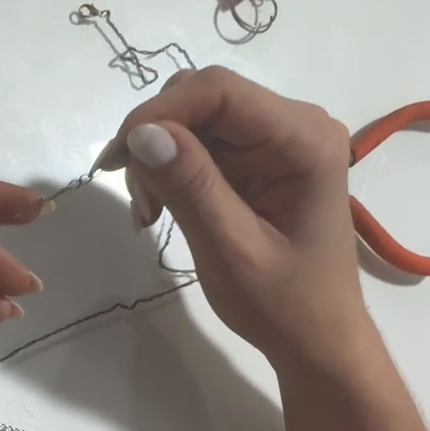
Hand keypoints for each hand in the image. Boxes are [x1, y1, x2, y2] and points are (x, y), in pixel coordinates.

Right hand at [99, 67, 378, 375]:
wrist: (314, 338)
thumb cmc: (281, 303)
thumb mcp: (230, 248)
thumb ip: (190, 187)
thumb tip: (141, 134)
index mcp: (302, 139)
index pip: (217, 92)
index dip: (157, 115)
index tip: (116, 164)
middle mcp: (294, 125)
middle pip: (202, 99)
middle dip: (154, 139)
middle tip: (137, 202)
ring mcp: (275, 142)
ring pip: (193, 120)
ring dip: (156, 160)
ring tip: (149, 214)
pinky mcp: (257, 161)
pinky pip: (198, 146)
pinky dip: (167, 173)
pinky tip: (159, 209)